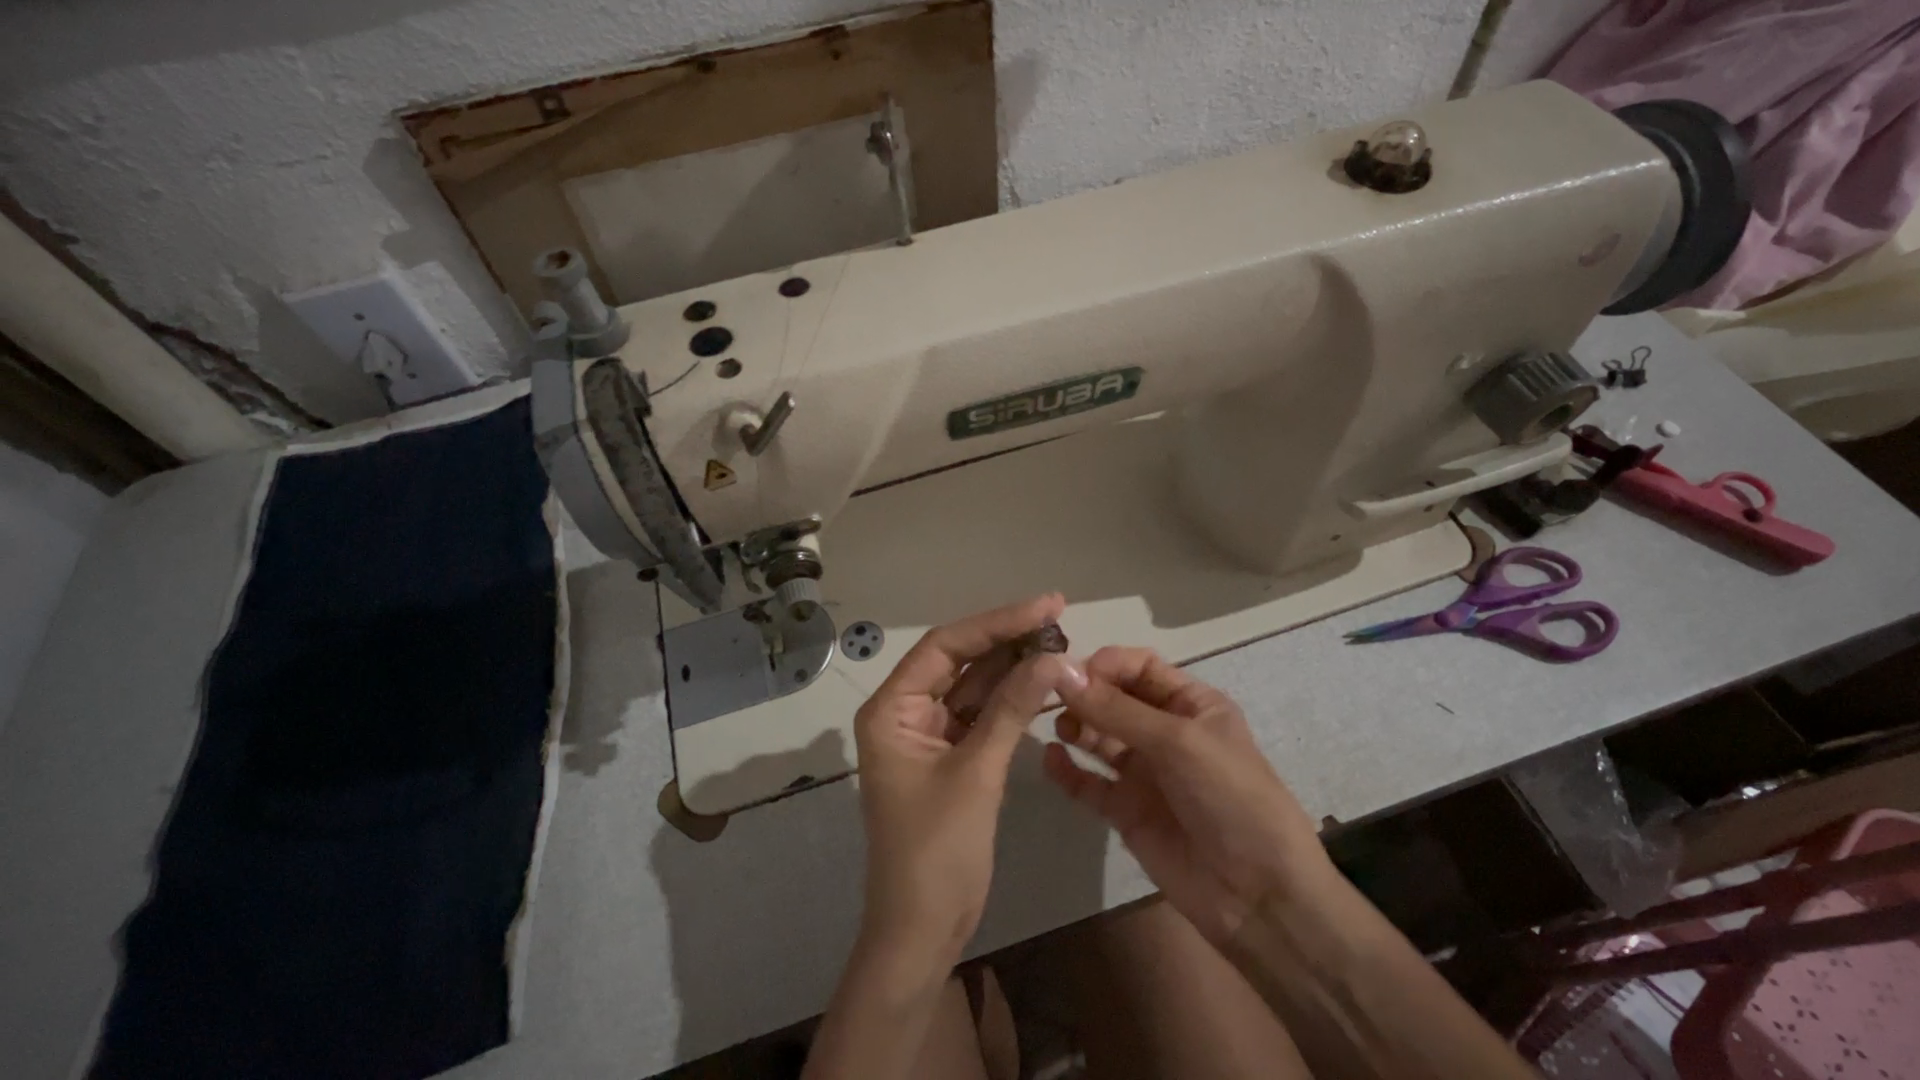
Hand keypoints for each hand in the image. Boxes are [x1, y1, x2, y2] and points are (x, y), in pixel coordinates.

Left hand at [853, 594, 1084, 967]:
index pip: (944, 646)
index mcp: (891, 709)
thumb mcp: (976, 774)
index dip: (996, 621)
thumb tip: (1054, 658)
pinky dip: (1012, 701)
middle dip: (1007, 639)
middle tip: (1061, 616)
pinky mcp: (951, 759)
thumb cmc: (936, 851)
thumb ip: (1012, 711)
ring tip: (1060, 642)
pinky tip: (1044, 681)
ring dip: (1013, 666)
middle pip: (959, 660)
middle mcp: (905, 713)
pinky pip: (982, 716)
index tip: (1047, 605)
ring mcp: (928, 736)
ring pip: (973, 686)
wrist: (923, 928)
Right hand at [1043, 647, 1334, 946]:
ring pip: (1099, 737)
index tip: (1070, 672)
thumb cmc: (1230, 797)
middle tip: (1048, 696)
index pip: (1140, 667)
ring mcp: (1145, 773)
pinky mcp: (1126, 811)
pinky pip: (1089, 782)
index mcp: (1193, 705)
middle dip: (1084, 694)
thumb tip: (1058, 670)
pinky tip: (1050, 759)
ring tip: (1057, 728)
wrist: (1257, 893)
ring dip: (1076, 726)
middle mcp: (1166, 732)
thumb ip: (1116, 710)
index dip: (1106, 665)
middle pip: (1114, 699)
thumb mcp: (1179, 743)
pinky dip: (1068, 769)